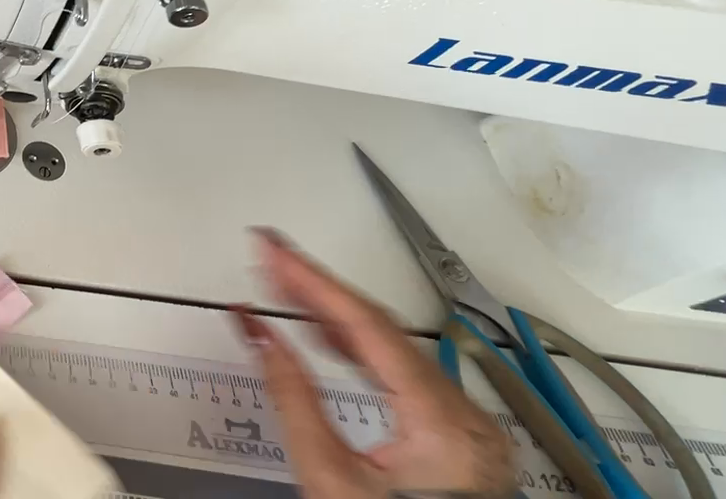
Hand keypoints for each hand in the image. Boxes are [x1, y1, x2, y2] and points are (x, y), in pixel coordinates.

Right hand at [236, 229, 512, 498]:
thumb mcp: (329, 477)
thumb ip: (294, 399)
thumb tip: (261, 335)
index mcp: (441, 422)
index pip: (367, 325)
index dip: (312, 279)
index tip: (271, 248)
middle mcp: (464, 416)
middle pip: (380, 329)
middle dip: (314, 287)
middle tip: (267, 256)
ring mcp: (463, 424)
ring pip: (388, 345)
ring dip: (328, 311)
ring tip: (280, 283)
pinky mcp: (453, 434)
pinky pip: (399, 370)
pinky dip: (352, 343)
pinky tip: (319, 330)